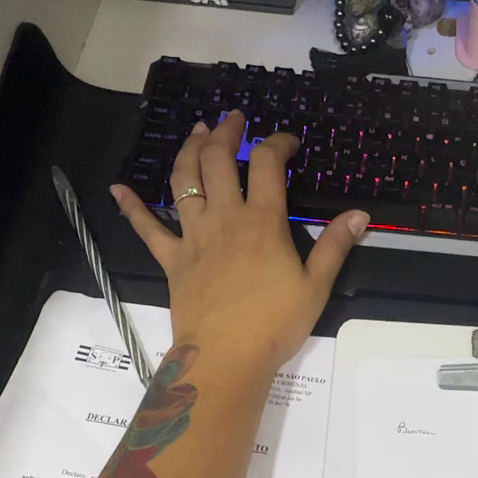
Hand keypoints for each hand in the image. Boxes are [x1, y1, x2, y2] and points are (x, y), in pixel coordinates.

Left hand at [111, 112, 367, 375]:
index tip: (288, 141)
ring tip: (196, 133)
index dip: (278, 143)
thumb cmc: (276, 325)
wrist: (228, 357)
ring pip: (185, 179)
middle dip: (227, 132)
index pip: (268, 164)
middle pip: (219, 159)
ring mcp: (194, 236)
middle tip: (233, 120)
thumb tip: (359, 215)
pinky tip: (118, 188)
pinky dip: (132, 207)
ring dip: (189, 150)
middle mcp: (225, 218)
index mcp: (263, 222)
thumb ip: (335, 247)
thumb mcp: (316, 287)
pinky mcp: (172, 259)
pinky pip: (148, 228)